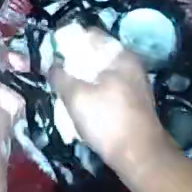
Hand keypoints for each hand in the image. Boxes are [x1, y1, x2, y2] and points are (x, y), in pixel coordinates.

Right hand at [44, 22, 174, 172]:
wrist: (140, 156)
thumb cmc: (108, 120)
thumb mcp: (76, 96)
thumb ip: (60, 76)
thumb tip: (51, 65)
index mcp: (121, 55)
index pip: (91, 35)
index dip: (68, 40)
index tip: (51, 51)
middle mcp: (131, 65)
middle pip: (97, 54)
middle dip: (74, 61)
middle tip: (54, 70)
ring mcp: (135, 83)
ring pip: (102, 72)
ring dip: (83, 77)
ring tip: (63, 87)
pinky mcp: (134, 102)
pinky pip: (109, 87)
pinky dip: (94, 90)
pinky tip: (81, 102)